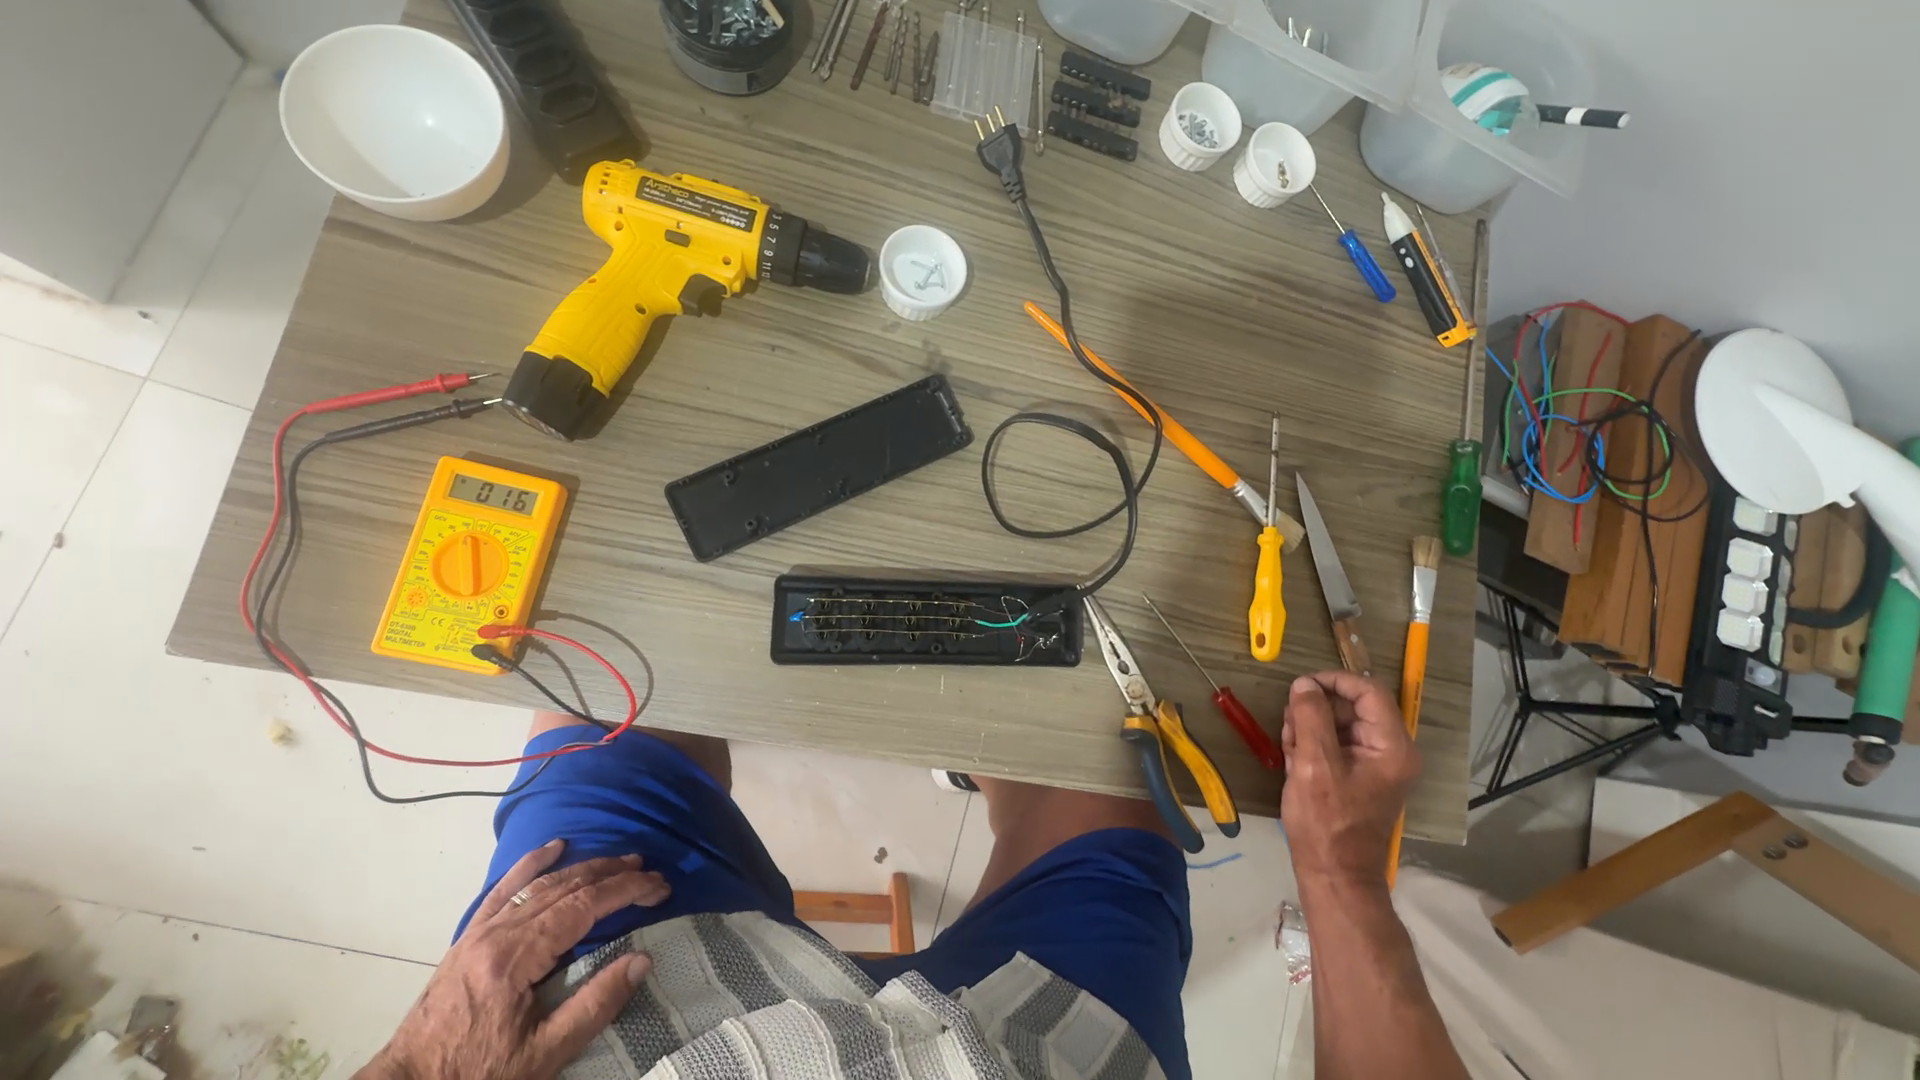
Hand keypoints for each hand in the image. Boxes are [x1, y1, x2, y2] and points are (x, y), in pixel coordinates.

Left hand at [360, 840, 670, 1079]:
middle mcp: (497, 933)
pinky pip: (504, 890)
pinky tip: (553, 848)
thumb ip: (595, 1005)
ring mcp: (479, 932)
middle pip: (566, 887)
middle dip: (614, 875)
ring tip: (621, 861)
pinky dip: (531, 864)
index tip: (659, 887)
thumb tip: (643, 960)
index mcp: (516, 958)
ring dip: (585, 868)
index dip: (626, 891)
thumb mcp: (543, 1055)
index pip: (583, 906)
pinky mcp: (468, 939)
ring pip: (541, 884)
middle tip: (651, 873)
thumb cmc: (478, 1075)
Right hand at [1280, 671, 1419, 891]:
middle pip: (1352, 707)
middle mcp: (1391, 751)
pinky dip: (1312, 745)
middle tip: (1288, 726)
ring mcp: (1376, 764)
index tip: (1300, 685)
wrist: (1333, 874)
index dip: (1334, 681)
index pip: (1369, 692)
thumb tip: (1304, 684)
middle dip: (1316, 709)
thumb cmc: (1326, 822)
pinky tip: (1294, 761)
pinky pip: (1335, 744)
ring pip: (1339, 724)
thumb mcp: (1313, 765)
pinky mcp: (1359, 775)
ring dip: (1309, 728)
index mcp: (1392, 747)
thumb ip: (1310, 718)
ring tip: (1289, 748)